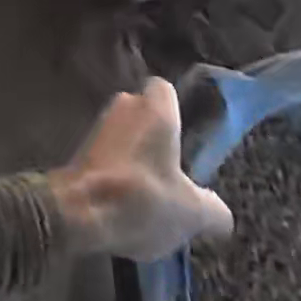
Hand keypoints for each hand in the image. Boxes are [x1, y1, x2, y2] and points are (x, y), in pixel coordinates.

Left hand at [48, 77, 232, 260]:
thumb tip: (220, 213)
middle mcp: (124, 106)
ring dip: (136, 155)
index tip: (186, 134)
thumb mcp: (193, 213)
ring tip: (152, 192)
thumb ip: (213, 208)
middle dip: (157, 137)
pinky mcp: (81, 147)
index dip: (175, 107)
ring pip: (125, 133)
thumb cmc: (142, 197)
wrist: (79, 210)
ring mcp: (99, 125)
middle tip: (174, 171)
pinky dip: (118, 169)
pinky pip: (108, 152)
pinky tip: (128, 199)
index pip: (164, 88)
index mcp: (154, 110)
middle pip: (144, 112)